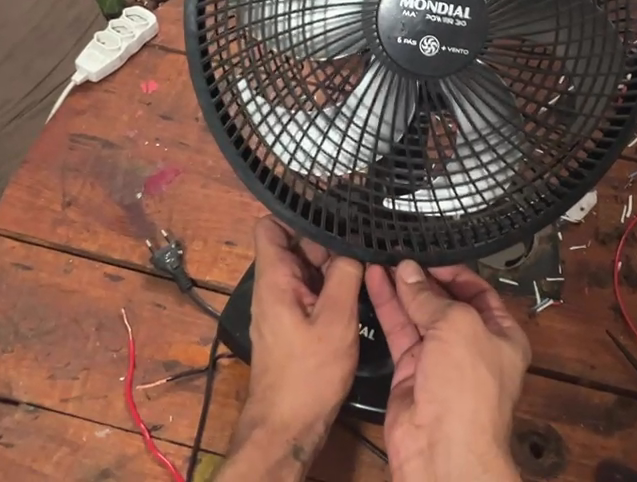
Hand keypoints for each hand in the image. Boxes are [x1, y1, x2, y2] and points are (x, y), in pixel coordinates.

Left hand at [217, 217, 363, 481]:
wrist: (288, 428)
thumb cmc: (308, 373)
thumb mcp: (335, 319)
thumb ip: (344, 274)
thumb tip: (354, 241)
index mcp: (274, 279)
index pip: (270, 226)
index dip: (296, 213)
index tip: (330, 208)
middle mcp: (273, 287)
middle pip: (293, 244)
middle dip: (324, 237)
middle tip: (360, 232)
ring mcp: (282, 306)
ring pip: (305, 266)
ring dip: (331, 260)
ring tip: (366, 252)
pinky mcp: (293, 323)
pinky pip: (310, 288)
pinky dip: (331, 281)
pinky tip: (358, 281)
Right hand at [366, 260, 530, 481]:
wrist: (443, 450)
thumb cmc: (468, 388)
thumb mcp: (457, 326)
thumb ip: (430, 297)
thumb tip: (408, 272)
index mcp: (501, 335)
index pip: (478, 291)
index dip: (454, 270)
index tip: (429, 253)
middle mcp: (471, 345)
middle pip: (445, 301)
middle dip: (424, 277)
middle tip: (400, 251)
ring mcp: (439, 360)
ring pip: (418, 314)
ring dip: (401, 288)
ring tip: (382, 258)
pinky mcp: (410, 372)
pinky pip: (399, 331)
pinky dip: (387, 305)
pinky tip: (374, 280)